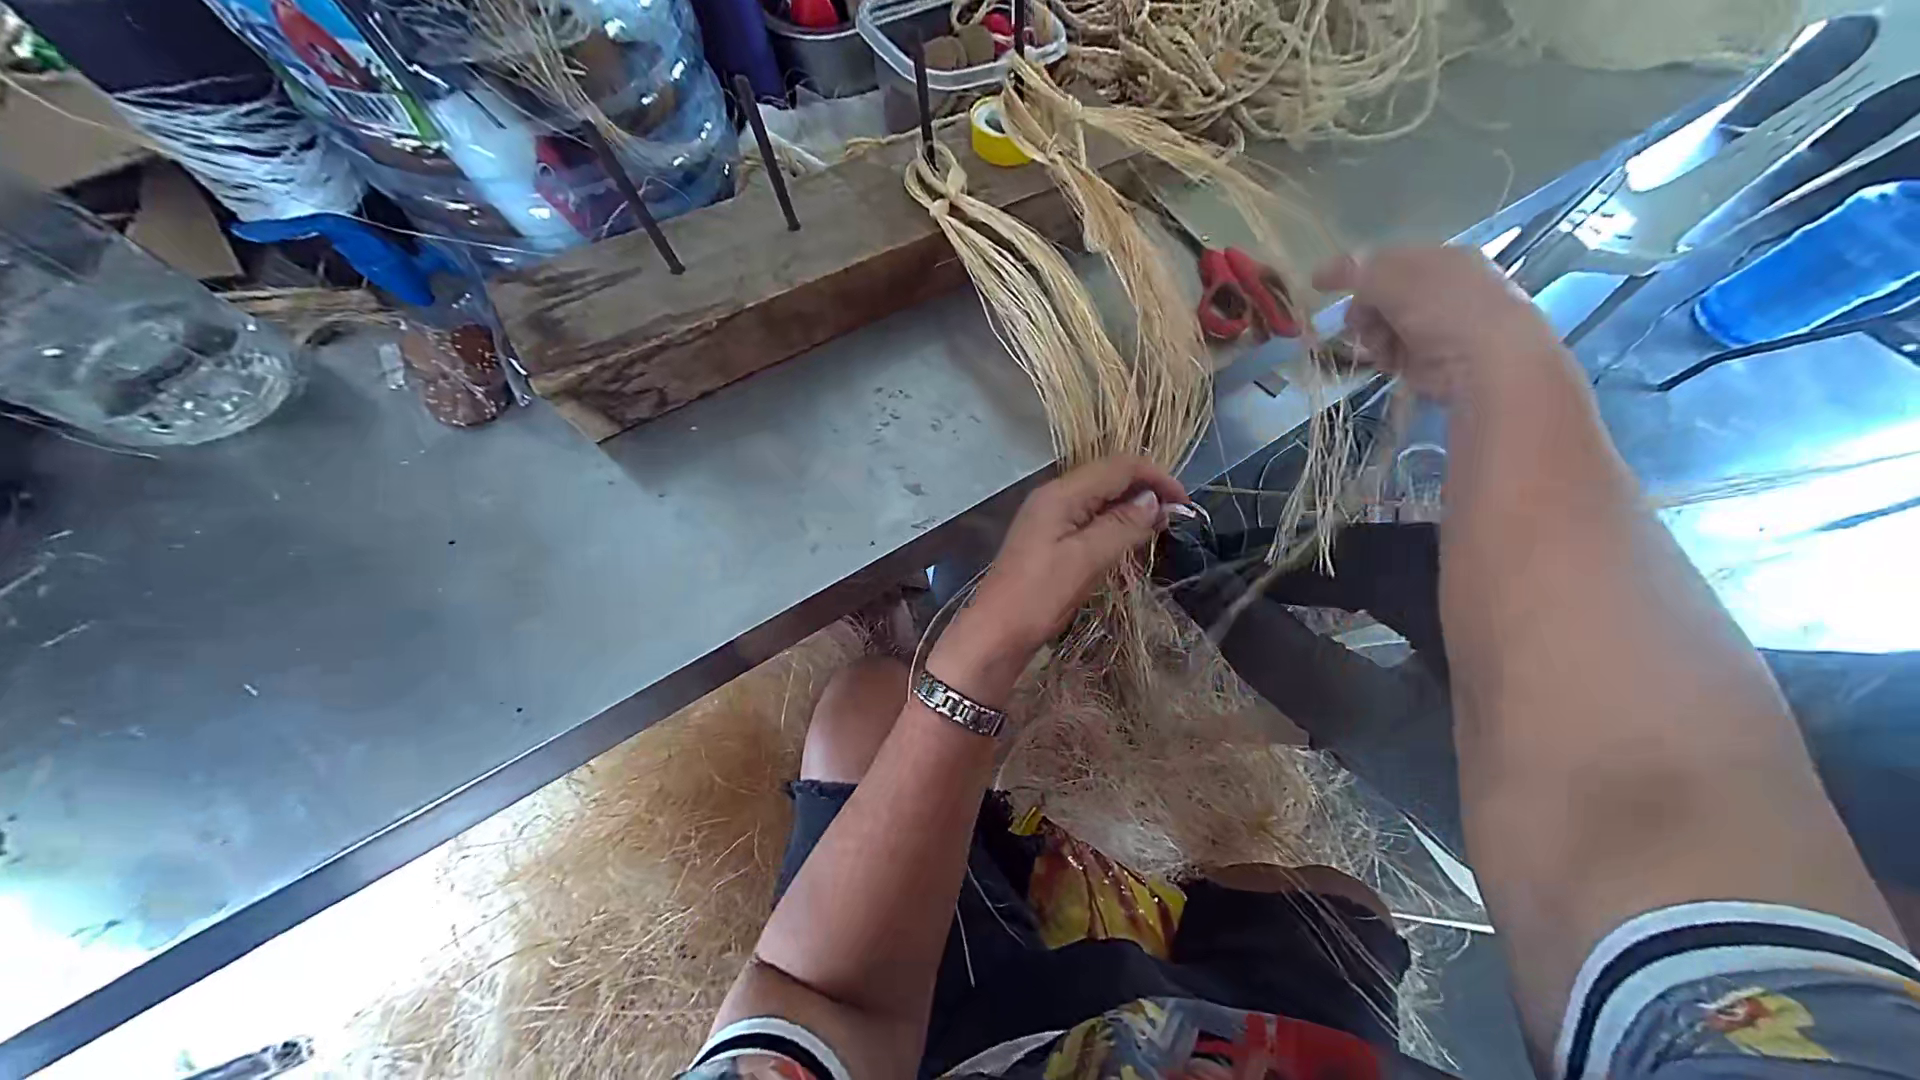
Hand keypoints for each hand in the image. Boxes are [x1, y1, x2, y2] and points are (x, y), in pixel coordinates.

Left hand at [928, 457, 1187, 705]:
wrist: (995, 634)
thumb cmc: (1038, 596)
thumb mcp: (1086, 560)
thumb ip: (1121, 525)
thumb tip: (1154, 500)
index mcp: (1060, 493)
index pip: (1118, 466)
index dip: (1156, 477)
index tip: (1185, 503)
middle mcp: (1053, 496)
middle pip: (1108, 476)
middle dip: (1145, 490)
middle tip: (1175, 518)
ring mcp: (1048, 517)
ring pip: (1099, 498)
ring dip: (1131, 507)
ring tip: (1159, 528)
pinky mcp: (1048, 538)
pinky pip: (1088, 518)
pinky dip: (1113, 523)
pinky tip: (1128, 540)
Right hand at [1313, 247, 1571, 403]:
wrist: (1485, 362)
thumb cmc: (1444, 310)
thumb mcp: (1393, 279)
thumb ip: (1354, 272)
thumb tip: (1319, 271)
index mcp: (1440, 258)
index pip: (1385, 260)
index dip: (1352, 272)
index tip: (1321, 286)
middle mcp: (1439, 288)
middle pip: (1378, 295)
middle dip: (1362, 310)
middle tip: (1358, 323)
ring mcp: (1434, 324)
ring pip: (1379, 325)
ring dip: (1370, 336)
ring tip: (1381, 347)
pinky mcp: (1427, 357)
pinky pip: (1390, 351)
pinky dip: (1384, 356)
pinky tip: (1390, 362)